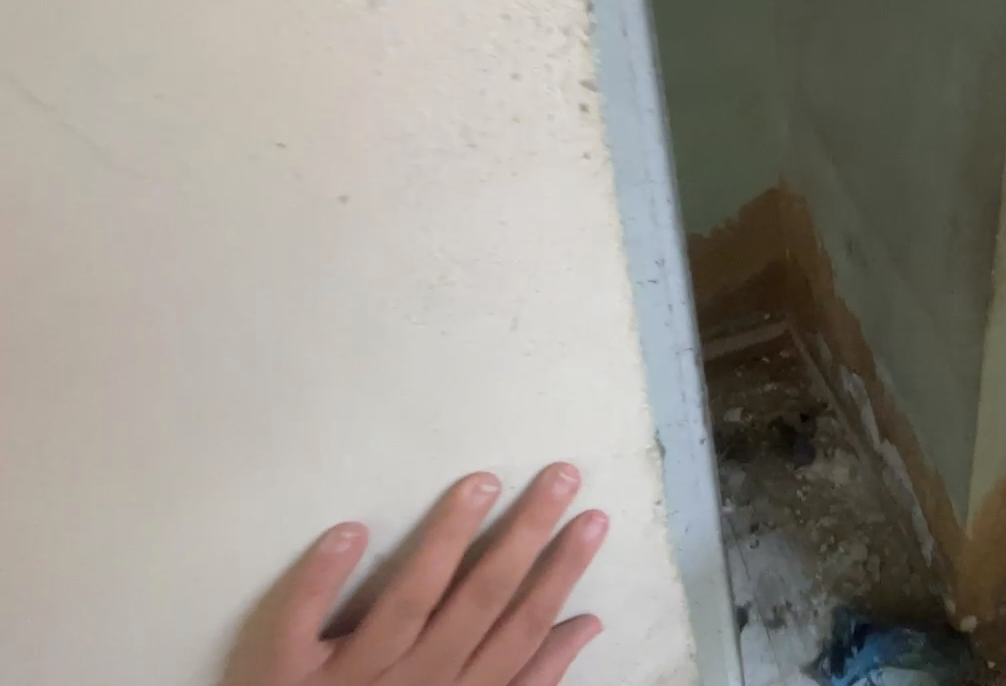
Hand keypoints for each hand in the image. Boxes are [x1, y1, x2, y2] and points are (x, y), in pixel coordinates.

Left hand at [229, 463, 607, 685]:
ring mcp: (347, 682)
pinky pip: (296, 628)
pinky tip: (350, 529)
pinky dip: (320, 582)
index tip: (594, 518)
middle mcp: (417, 683)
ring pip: (407, 600)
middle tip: (562, 474)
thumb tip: (590, 622)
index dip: (563, 572)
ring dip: (446, 538)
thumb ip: (532, 679)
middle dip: (526, 533)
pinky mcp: (278, 680)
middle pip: (481, 599)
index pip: (525, 626)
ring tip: (482, 480)